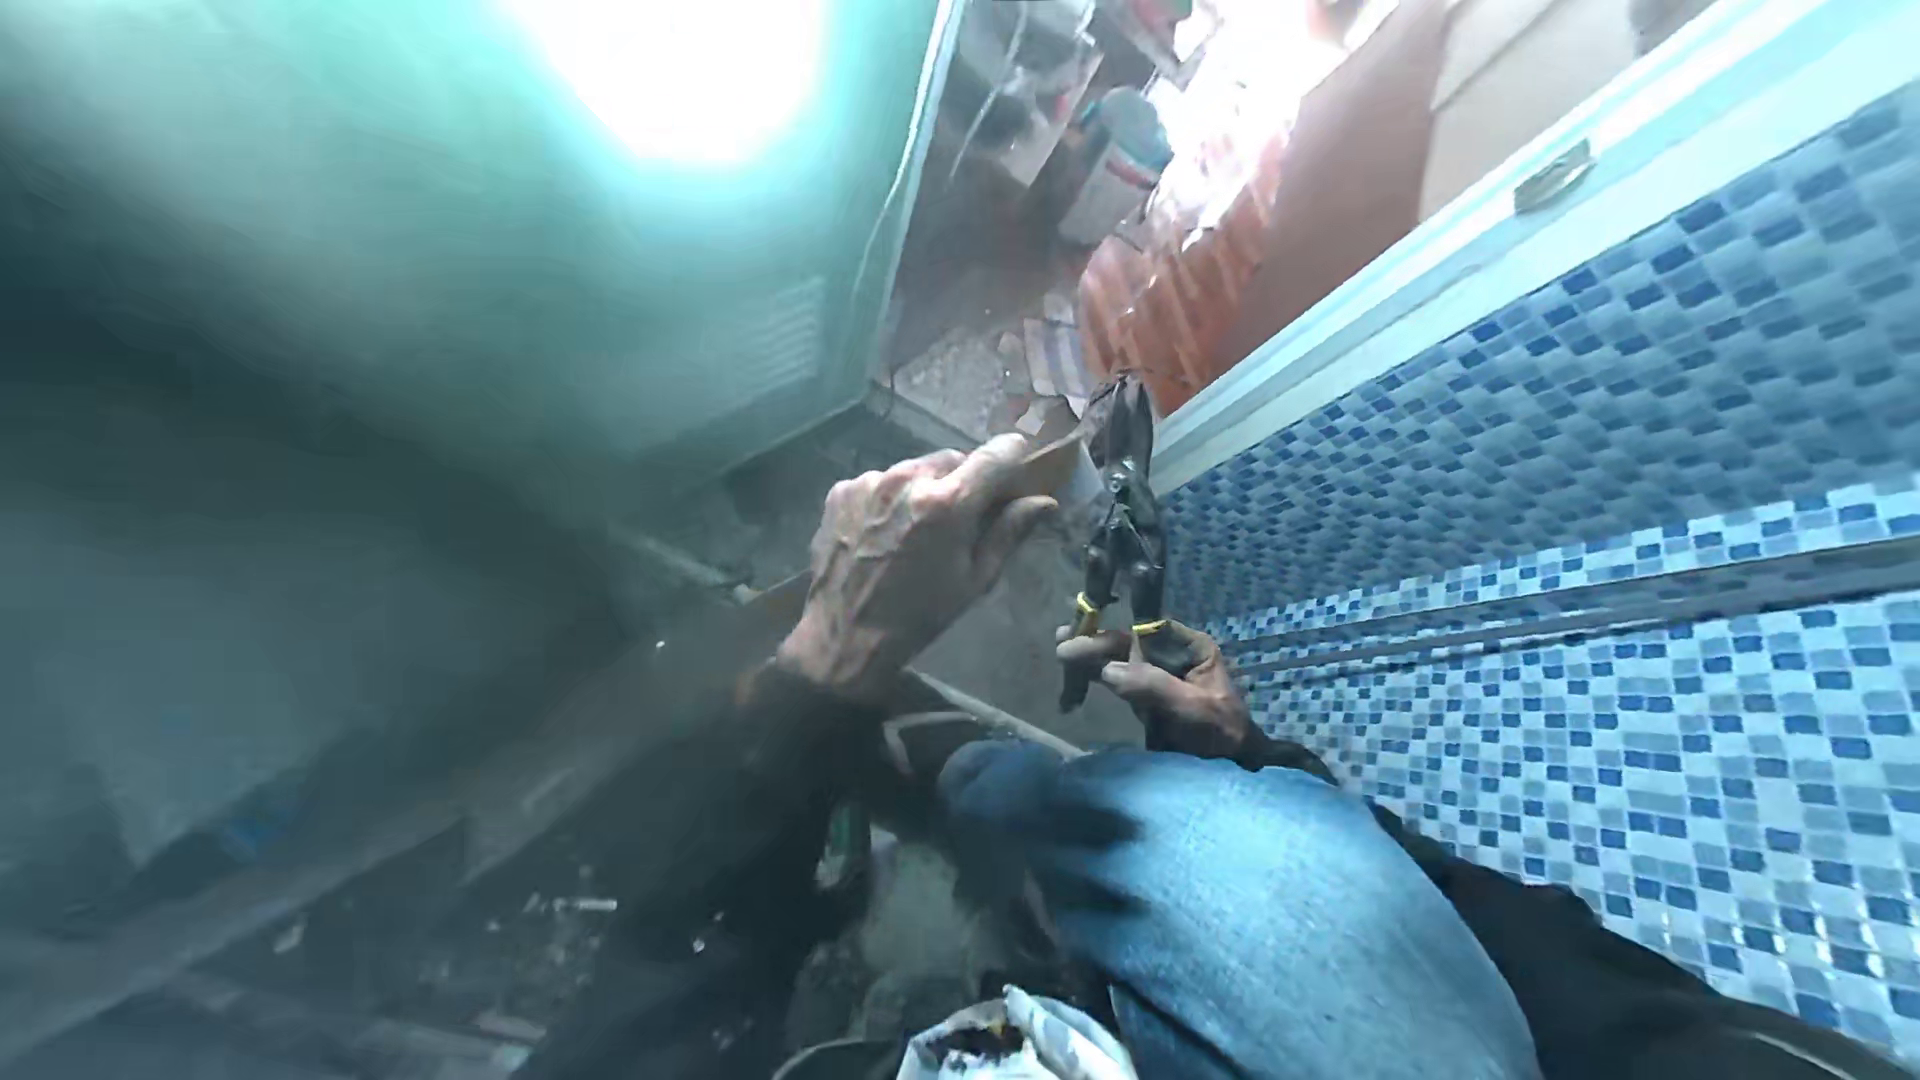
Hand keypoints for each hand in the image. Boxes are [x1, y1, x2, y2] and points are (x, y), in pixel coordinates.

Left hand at [776, 434, 1058, 702]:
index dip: (1014, 455)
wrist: (843, 637)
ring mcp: (870, 481)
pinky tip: (885, 531)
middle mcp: (907, 479)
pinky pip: (882, 480)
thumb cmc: (918, 615)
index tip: (1018, 464)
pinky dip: (892, 497)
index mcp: (947, 504)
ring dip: (927, 487)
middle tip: (963, 515)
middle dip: (966, 480)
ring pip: (916, 468)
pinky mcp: (842, 489)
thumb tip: (1045, 502)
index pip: (995, 455)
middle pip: (954, 458)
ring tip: (917, 527)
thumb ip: (1009, 533)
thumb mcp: (974, 580)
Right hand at [1056, 621, 1256, 759]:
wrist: (1234, 769)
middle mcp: (1167, 654)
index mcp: (1188, 647)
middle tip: (1063, 648)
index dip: (1115, 632)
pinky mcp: (1141, 694)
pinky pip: (1112, 681)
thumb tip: (1108, 671)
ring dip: (1086, 661)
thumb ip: (1154, 687)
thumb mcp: (1196, 710)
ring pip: (1113, 659)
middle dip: (1093, 645)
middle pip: (1124, 643)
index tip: (1086, 635)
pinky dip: (1090, 682)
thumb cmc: (1224, 734)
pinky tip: (1070, 692)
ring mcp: (1153, 673)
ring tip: (1061, 658)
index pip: (1147, 629)